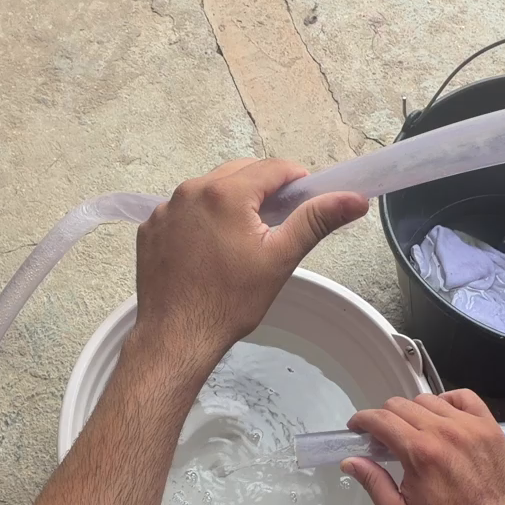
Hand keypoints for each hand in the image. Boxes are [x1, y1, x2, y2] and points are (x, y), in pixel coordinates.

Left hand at [133, 158, 366, 365]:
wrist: (176, 336)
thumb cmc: (230, 301)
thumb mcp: (280, 259)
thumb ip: (316, 220)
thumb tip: (355, 198)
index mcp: (225, 193)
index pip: (272, 168)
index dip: (296, 181)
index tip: (306, 201)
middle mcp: (190, 190)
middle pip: (240, 173)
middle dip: (262, 190)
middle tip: (276, 223)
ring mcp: (165, 209)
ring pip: (210, 189)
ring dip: (231, 202)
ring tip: (242, 238)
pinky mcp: (150, 228)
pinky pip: (184, 210)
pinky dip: (201, 219)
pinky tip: (209, 249)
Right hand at [343, 391, 504, 504]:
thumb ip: (373, 484)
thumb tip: (350, 461)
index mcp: (419, 453)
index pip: (380, 419)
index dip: (362, 420)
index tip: (358, 428)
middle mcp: (444, 432)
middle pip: (400, 405)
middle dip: (384, 417)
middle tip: (385, 436)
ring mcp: (469, 426)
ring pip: (427, 399)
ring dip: (414, 411)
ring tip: (415, 430)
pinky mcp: (488, 427)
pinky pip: (463, 397)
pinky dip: (448, 401)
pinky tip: (443, 416)